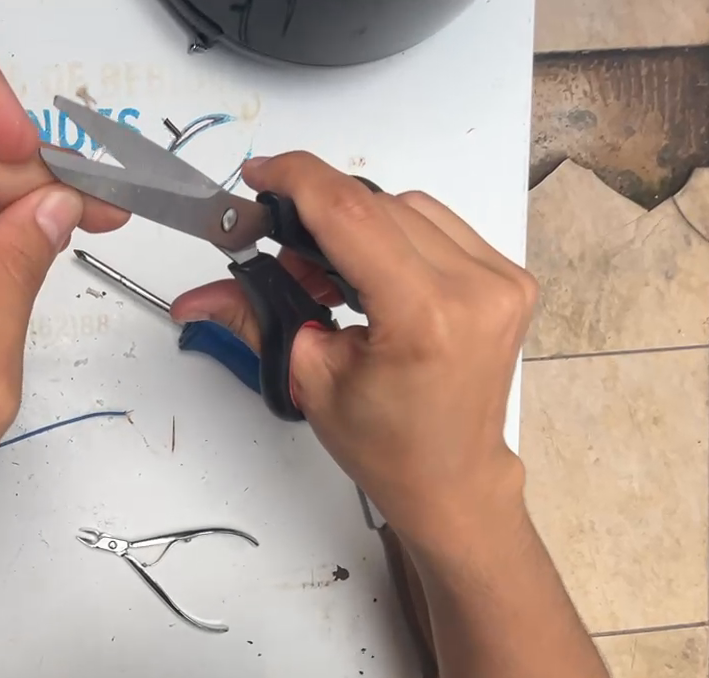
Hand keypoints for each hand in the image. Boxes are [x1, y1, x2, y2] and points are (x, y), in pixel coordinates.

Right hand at [171, 153, 535, 556]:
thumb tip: (201, 296)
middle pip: (380, 207)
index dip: (300, 181)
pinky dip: (393, 237)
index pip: (353, 216)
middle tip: (281, 249)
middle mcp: (477, 288)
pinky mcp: (508, 277)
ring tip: (326, 275)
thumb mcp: (310, 378)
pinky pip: (439, 227)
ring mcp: (501, 279)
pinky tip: (369, 274)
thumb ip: (257, 317)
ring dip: (358, 226)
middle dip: (320, 215)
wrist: (449, 474)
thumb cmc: (385, 445)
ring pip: (411, 209)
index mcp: (424, 318)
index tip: (263, 172)